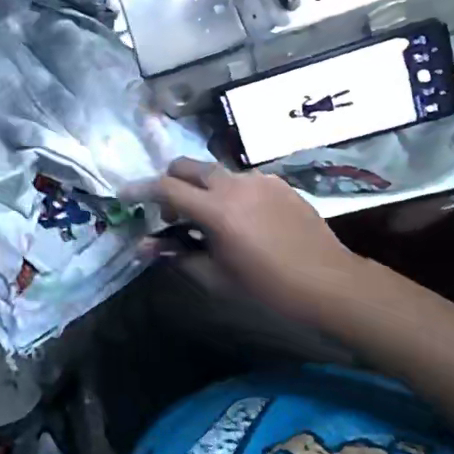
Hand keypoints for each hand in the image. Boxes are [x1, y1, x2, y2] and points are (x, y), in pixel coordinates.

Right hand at [144, 159, 366, 326]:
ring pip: (216, 171)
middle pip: (188, 166)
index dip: (141, 190)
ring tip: (213, 221)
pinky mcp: (278, 182)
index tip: (126, 196)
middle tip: (174, 215)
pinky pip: (243, 180)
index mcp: (216, 209)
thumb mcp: (216, 277)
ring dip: (202, 188)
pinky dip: (231, 193)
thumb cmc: (267, 287)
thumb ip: (177, 256)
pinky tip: (245, 221)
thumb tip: (144, 247)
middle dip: (171, 182)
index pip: (166, 188)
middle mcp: (234, 184)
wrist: (327, 281)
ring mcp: (259, 179)